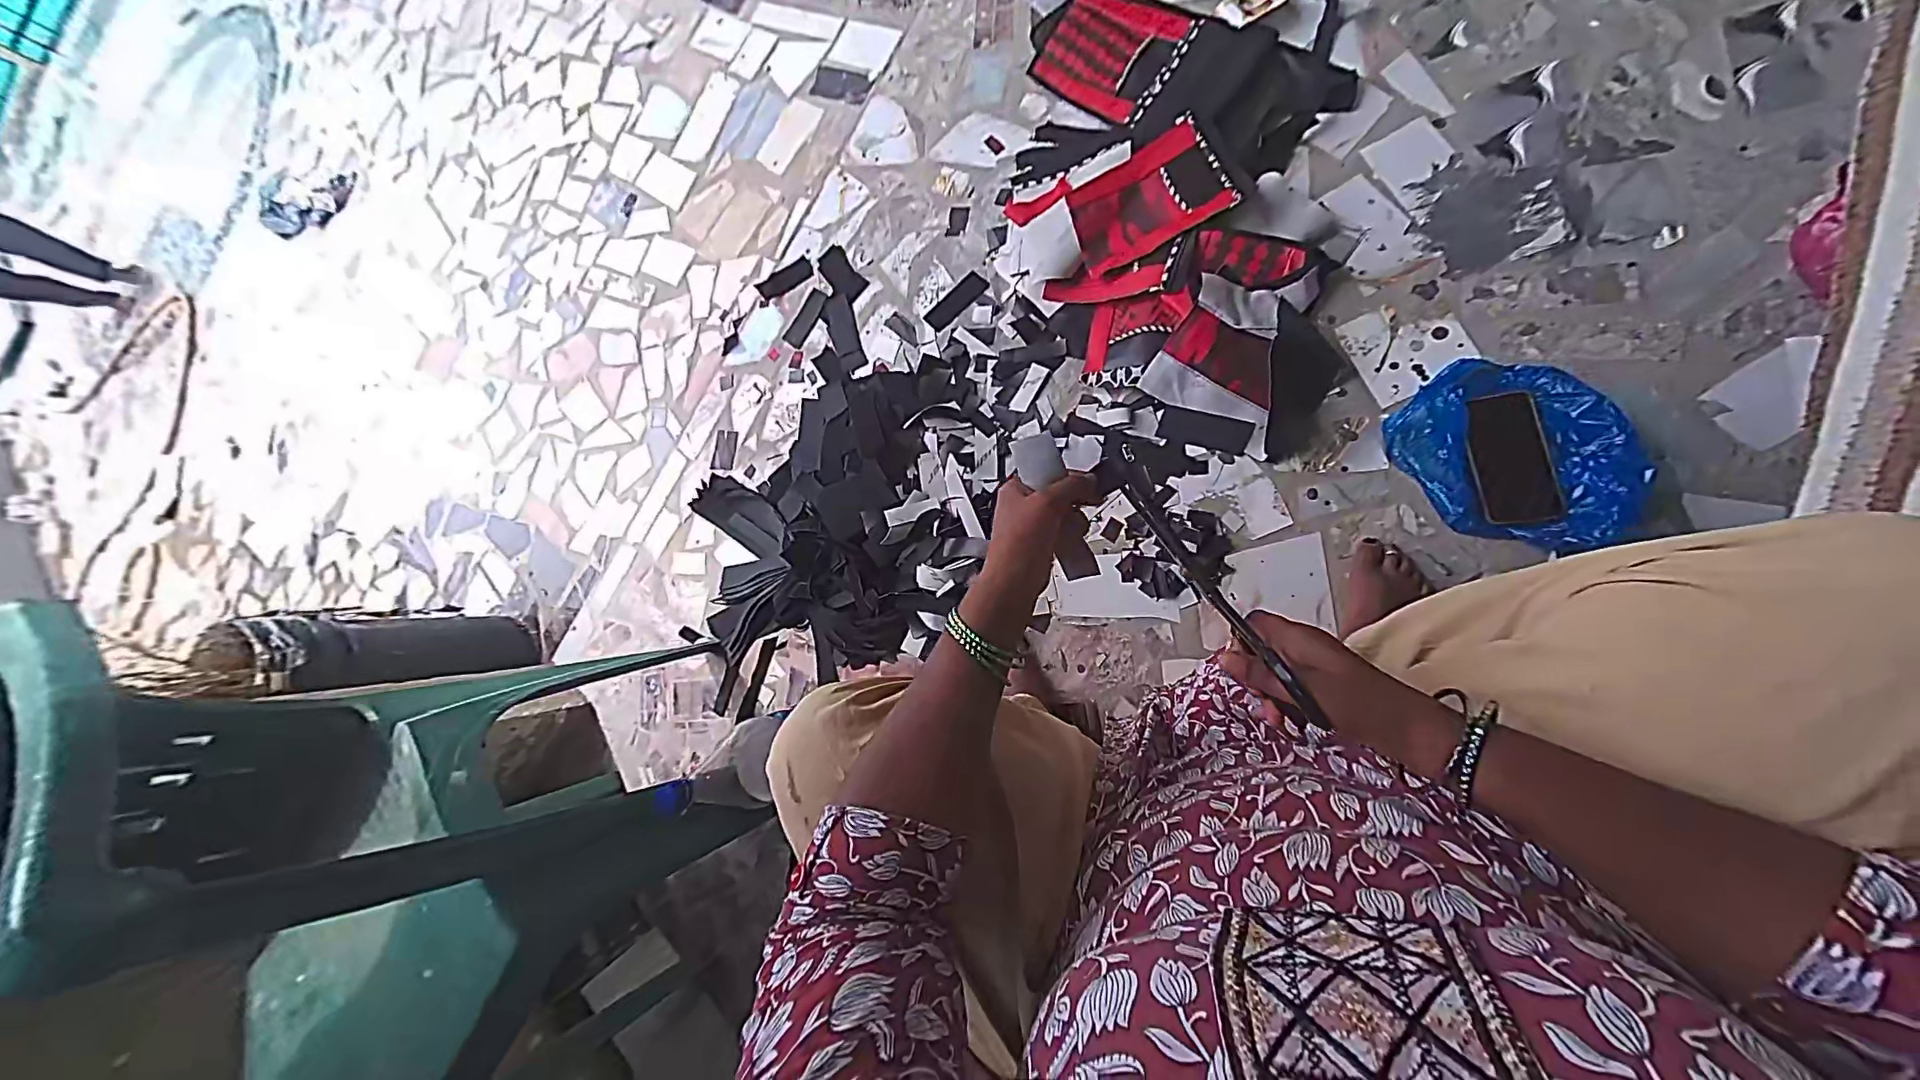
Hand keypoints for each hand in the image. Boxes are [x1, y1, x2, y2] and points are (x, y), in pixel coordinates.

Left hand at [978, 472, 1098, 602]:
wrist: (1014, 582)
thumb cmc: (1016, 546)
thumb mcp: (1048, 503)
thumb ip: (1071, 485)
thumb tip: (1088, 480)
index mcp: (1016, 488)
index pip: (1047, 469)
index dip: (1067, 475)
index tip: (1083, 481)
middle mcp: (1023, 506)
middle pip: (1061, 493)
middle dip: (1073, 503)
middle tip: (1077, 507)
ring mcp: (1034, 525)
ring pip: (1066, 514)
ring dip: (1073, 523)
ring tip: (1066, 530)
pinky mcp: (1043, 542)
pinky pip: (1065, 532)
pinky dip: (1070, 537)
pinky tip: (1066, 543)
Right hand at [1215, 612, 1460, 777]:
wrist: (1409, 731)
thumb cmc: (1360, 706)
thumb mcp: (1300, 690)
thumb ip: (1259, 674)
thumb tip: (1225, 658)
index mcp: (1299, 638)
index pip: (1254, 623)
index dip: (1239, 643)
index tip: (1239, 671)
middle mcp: (1305, 647)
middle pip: (1261, 651)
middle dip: (1255, 678)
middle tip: (1265, 701)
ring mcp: (1316, 666)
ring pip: (1275, 674)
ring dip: (1272, 697)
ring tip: (1282, 718)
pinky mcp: (1325, 686)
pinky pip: (1293, 689)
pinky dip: (1289, 705)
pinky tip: (1297, 722)